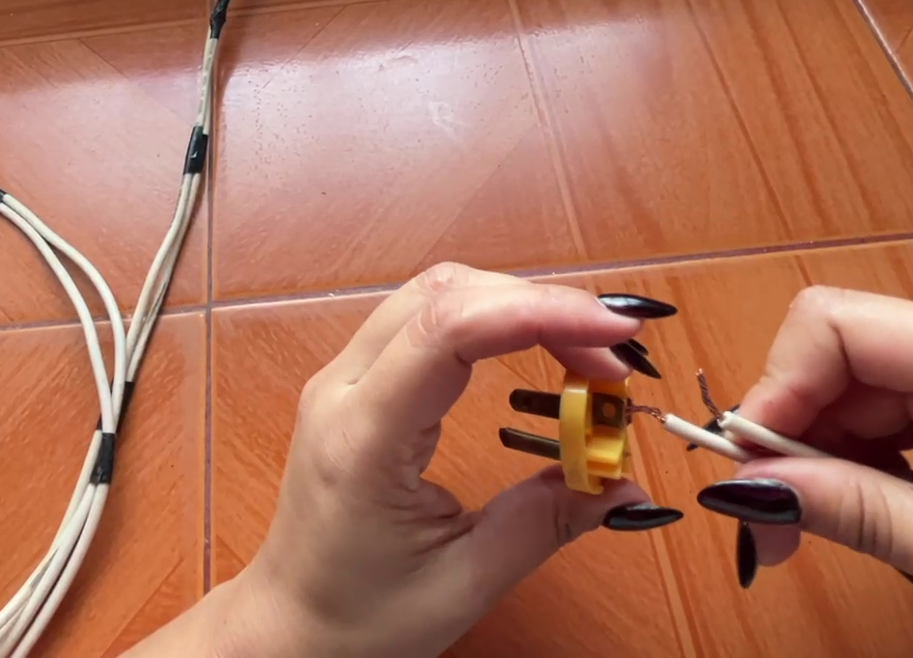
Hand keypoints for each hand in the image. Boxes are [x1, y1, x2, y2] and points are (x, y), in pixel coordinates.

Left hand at [127, 263, 674, 656]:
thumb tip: (625, 483)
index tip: (610, 331)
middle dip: (538, 304)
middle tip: (612, 351)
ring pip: (434, 293)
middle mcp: (343, 384)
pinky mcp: (359, 375)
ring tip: (584, 348)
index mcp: (361, 435)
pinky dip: (488, 316)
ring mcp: (345, 372)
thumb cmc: (358, 613)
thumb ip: (547, 521)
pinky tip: (530, 342)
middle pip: (443, 295)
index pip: (444, 332)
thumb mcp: (461, 581)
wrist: (287, 619)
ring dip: (514, 303)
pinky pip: (425, 316)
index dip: (533, 312)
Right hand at [698, 287, 912, 657]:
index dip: (776, 383)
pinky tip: (886, 501)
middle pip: (842, 353)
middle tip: (775, 523)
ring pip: (858, 378)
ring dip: (828, 448)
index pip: (839, 323)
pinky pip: (893, 397)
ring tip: (834, 524)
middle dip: (796, 432)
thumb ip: (868, 516)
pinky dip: (866, 450)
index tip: (750, 464)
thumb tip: (742, 486)